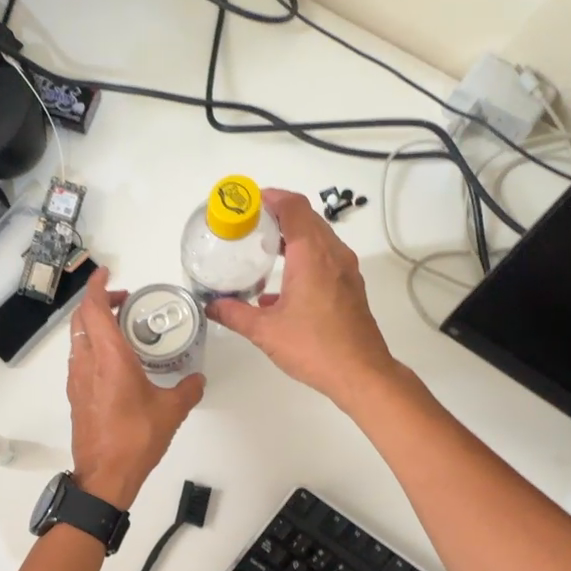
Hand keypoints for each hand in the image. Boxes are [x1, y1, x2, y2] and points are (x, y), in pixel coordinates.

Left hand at [67, 268, 204, 509]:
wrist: (105, 476)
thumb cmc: (136, 439)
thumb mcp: (171, 411)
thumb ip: (188, 389)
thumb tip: (197, 380)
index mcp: (109, 358)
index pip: (93, 308)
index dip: (96, 286)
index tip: (108, 274)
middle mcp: (87, 364)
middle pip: (81, 320)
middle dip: (97, 303)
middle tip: (123, 302)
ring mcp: (77, 381)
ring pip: (77, 340)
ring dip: (93, 326)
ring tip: (121, 330)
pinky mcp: (76, 397)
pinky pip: (79, 360)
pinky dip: (92, 348)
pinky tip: (114, 361)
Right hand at [206, 188, 400, 403]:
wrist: (360, 373)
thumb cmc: (313, 347)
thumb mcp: (265, 331)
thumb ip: (234, 314)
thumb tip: (211, 305)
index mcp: (311, 256)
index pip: (293, 208)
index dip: (271, 198)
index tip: (248, 202)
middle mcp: (332, 254)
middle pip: (307, 218)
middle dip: (278, 215)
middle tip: (249, 224)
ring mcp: (345, 270)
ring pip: (318, 238)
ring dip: (292, 236)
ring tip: (262, 248)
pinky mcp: (349, 286)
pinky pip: (325, 258)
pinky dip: (303, 256)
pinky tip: (281, 284)